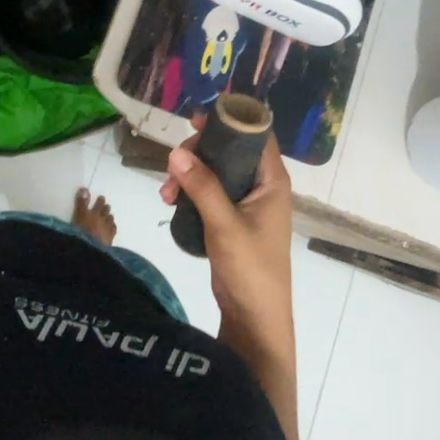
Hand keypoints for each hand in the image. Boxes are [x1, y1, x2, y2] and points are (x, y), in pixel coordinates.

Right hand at [161, 125, 295, 364]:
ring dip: (189, 175)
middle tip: (173, 165)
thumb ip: (202, 187)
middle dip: (198, 154)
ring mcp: (246, 203)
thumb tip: (176, 152)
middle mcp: (262, 186)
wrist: (255, 317)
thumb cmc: (250, 268)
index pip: (255, 135)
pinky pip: (210, 192)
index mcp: (272, 180)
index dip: (228, 122)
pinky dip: (191, 192)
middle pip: (229, 151)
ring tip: (166, 195)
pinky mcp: (232, 219)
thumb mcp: (224, 224)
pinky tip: (171, 203)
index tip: (196, 121)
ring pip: (215, 172)